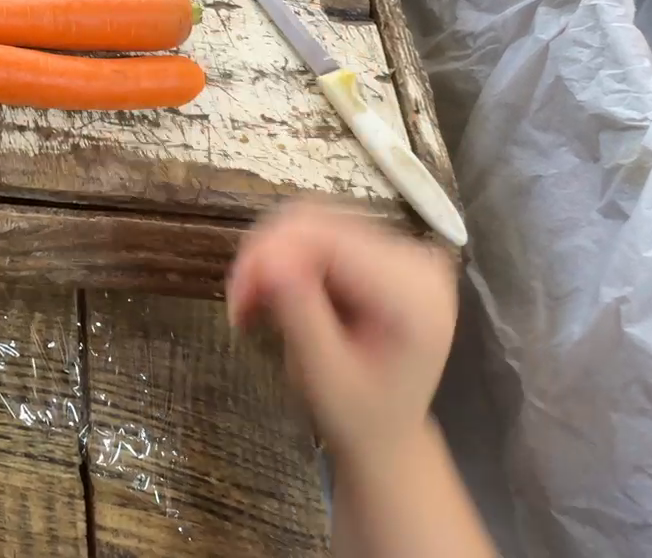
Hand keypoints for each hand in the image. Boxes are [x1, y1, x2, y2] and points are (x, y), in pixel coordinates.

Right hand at [227, 202, 456, 462]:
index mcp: (413, 294)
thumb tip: (265, 256)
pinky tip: (272, 286)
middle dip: (265, 253)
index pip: (329, 240)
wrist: (387, 431)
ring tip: (251, 297)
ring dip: (268, 253)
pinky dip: (282, 254)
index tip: (237, 291)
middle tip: (238, 298)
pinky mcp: (378, 250)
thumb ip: (299, 310)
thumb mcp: (323, 371)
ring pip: (308, 220)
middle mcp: (413, 261)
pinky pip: (314, 229)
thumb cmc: (357, 412)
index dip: (271, 252)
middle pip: (317, 223)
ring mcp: (398, 251)